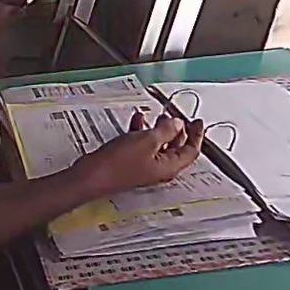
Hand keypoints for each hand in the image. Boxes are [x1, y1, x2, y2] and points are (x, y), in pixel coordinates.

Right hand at [71, 111, 205, 198]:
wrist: (92, 175)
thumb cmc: (120, 161)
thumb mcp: (147, 140)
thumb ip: (166, 131)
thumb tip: (178, 124)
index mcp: (169, 166)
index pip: (191, 151)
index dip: (196, 135)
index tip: (197, 121)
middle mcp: (159, 168)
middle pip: (176, 148)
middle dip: (177, 130)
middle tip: (176, 115)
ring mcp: (145, 165)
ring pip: (159, 144)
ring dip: (159, 129)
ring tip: (157, 115)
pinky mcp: (131, 161)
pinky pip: (142, 144)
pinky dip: (143, 131)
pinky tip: (137, 119)